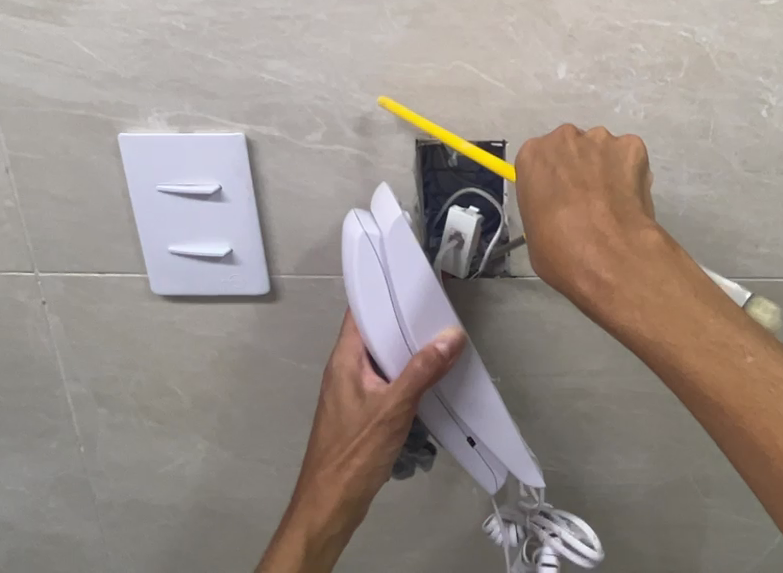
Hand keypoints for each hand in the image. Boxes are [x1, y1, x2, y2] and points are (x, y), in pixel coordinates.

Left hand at [257, 311, 464, 572]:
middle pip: (378, 330)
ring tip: (444, 331)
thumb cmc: (353, 453)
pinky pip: (390, 376)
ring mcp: (355, 389)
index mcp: (345, 358)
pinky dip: (410, 370)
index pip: (362, 310)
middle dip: (407, 317)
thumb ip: (423, 370)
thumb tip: (452, 335)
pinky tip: (434, 372)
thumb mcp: (393, 408)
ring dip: (411, 345)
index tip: (416, 276)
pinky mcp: (364, 409)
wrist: (329, 507)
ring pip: (386, 355)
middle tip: (441, 300)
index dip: (386, 290)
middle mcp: (347, 368)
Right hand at [514, 124, 666, 309]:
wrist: (607, 254)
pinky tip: (632, 198)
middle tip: (589, 200)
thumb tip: (561, 211)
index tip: (562, 199)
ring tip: (614, 202)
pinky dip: (633, 172)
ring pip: (603, 150)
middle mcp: (565, 137)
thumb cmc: (560, 249)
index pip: (541, 161)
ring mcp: (601, 139)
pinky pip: (631, 156)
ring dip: (607, 168)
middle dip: (580, 169)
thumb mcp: (533, 230)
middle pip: (572, 148)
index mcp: (533, 154)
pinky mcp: (632, 146)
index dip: (554, 181)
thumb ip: (544, 205)